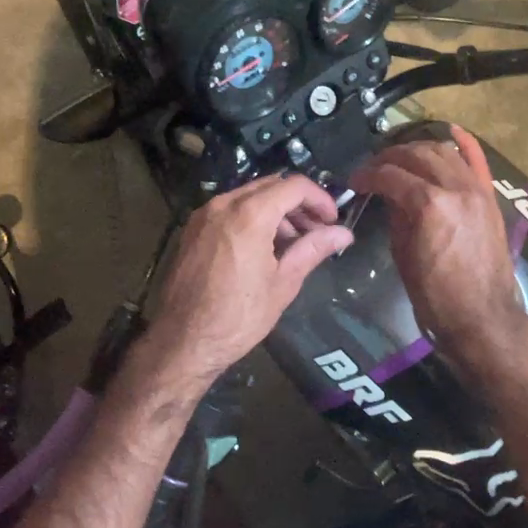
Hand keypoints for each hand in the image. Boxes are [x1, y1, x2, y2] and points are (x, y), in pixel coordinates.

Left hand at [144, 175, 353, 386]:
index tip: (333, 220)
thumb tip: (344, 234)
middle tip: (317, 231)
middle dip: (298, 204)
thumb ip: (313, 249)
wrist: (183, 341)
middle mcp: (223, 204)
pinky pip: (229, 209)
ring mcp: (203, 214)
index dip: (320, 198)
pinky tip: (263, 248)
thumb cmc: (238, 317)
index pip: (293, 186)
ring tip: (293, 244)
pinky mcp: (192, 228)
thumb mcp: (283, 283)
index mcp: (249, 214)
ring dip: (275, 210)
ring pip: (249, 196)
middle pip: (270, 185)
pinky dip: (251, 217)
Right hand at [349, 125, 524, 366]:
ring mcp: (476, 190)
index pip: (390, 175)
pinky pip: (479, 161)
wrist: (483, 318)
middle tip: (374, 168)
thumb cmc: (435, 296)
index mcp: (429, 204)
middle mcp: (455, 188)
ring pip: (444, 152)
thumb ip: (396, 216)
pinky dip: (465, 143)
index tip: (355, 181)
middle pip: (416, 155)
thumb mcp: (403, 255)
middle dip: (390, 157)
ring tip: (401, 158)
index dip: (368, 175)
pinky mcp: (490, 198)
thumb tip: (389, 195)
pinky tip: (451, 130)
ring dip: (418, 149)